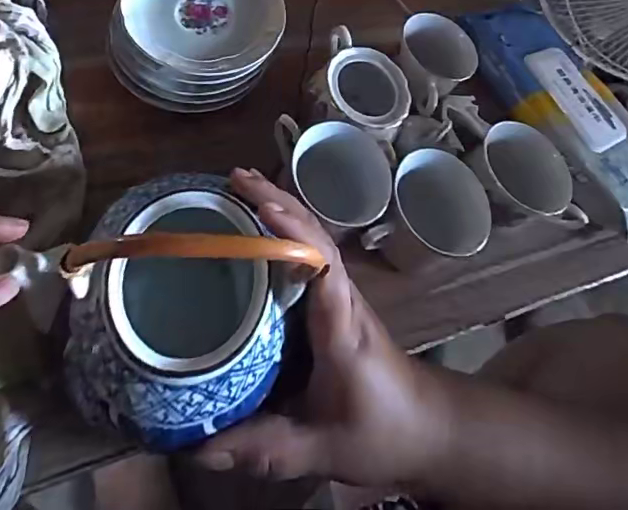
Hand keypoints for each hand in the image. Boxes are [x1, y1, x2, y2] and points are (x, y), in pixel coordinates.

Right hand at [196, 169, 445, 486]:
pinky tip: (259, 218)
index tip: (261, 208)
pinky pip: (309, 248)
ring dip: (280, 202)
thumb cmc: (382, 431)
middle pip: (314, 234)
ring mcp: (341, 291)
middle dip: (277, 200)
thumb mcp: (324, 448)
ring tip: (240, 183)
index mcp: (342, 325)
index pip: (323, 266)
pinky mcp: (335, 295)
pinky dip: (285, 223)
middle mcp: (342, 295)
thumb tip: (199, 448)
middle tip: (233, 179)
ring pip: (313, 234)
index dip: (294, 233)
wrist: (428, 424)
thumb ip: (268, 447)